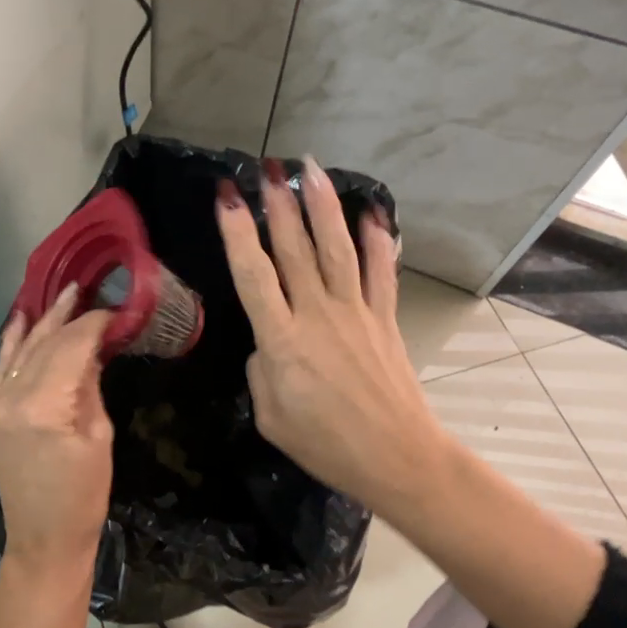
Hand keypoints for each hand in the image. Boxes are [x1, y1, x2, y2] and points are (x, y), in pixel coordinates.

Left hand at [0, 284, 113, 572]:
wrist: (43, 539)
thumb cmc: (83, 497)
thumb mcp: (98, 436)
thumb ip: (89, 384)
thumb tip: (93, 347)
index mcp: (44, 406)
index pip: (71, 347)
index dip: (94, 324)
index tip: (116, 311)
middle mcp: (12, 398)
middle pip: (45, 345)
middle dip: (69, 317)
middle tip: (89, 289)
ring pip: (22, 351)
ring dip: (42, 322)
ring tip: (62, 293)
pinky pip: (3, 369)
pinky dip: (14, 342)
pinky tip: (22, 319)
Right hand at [215, 157, 452, 514]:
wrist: (398, 460)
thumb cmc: (326, 446)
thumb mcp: (270, 416)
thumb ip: (260, 371)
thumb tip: (268, 345)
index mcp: (281, 341)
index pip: (253, 275)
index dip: (238, 232)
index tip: (227, 196)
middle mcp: (317, 315)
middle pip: (295, 250)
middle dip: (279, 205)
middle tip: (268, 167)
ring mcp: (355, 312)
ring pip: (336, 249)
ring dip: (322, 206)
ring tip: (310, 169)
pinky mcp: (384, 318)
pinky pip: (381, 271)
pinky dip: (378, 240)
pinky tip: (374, 212)